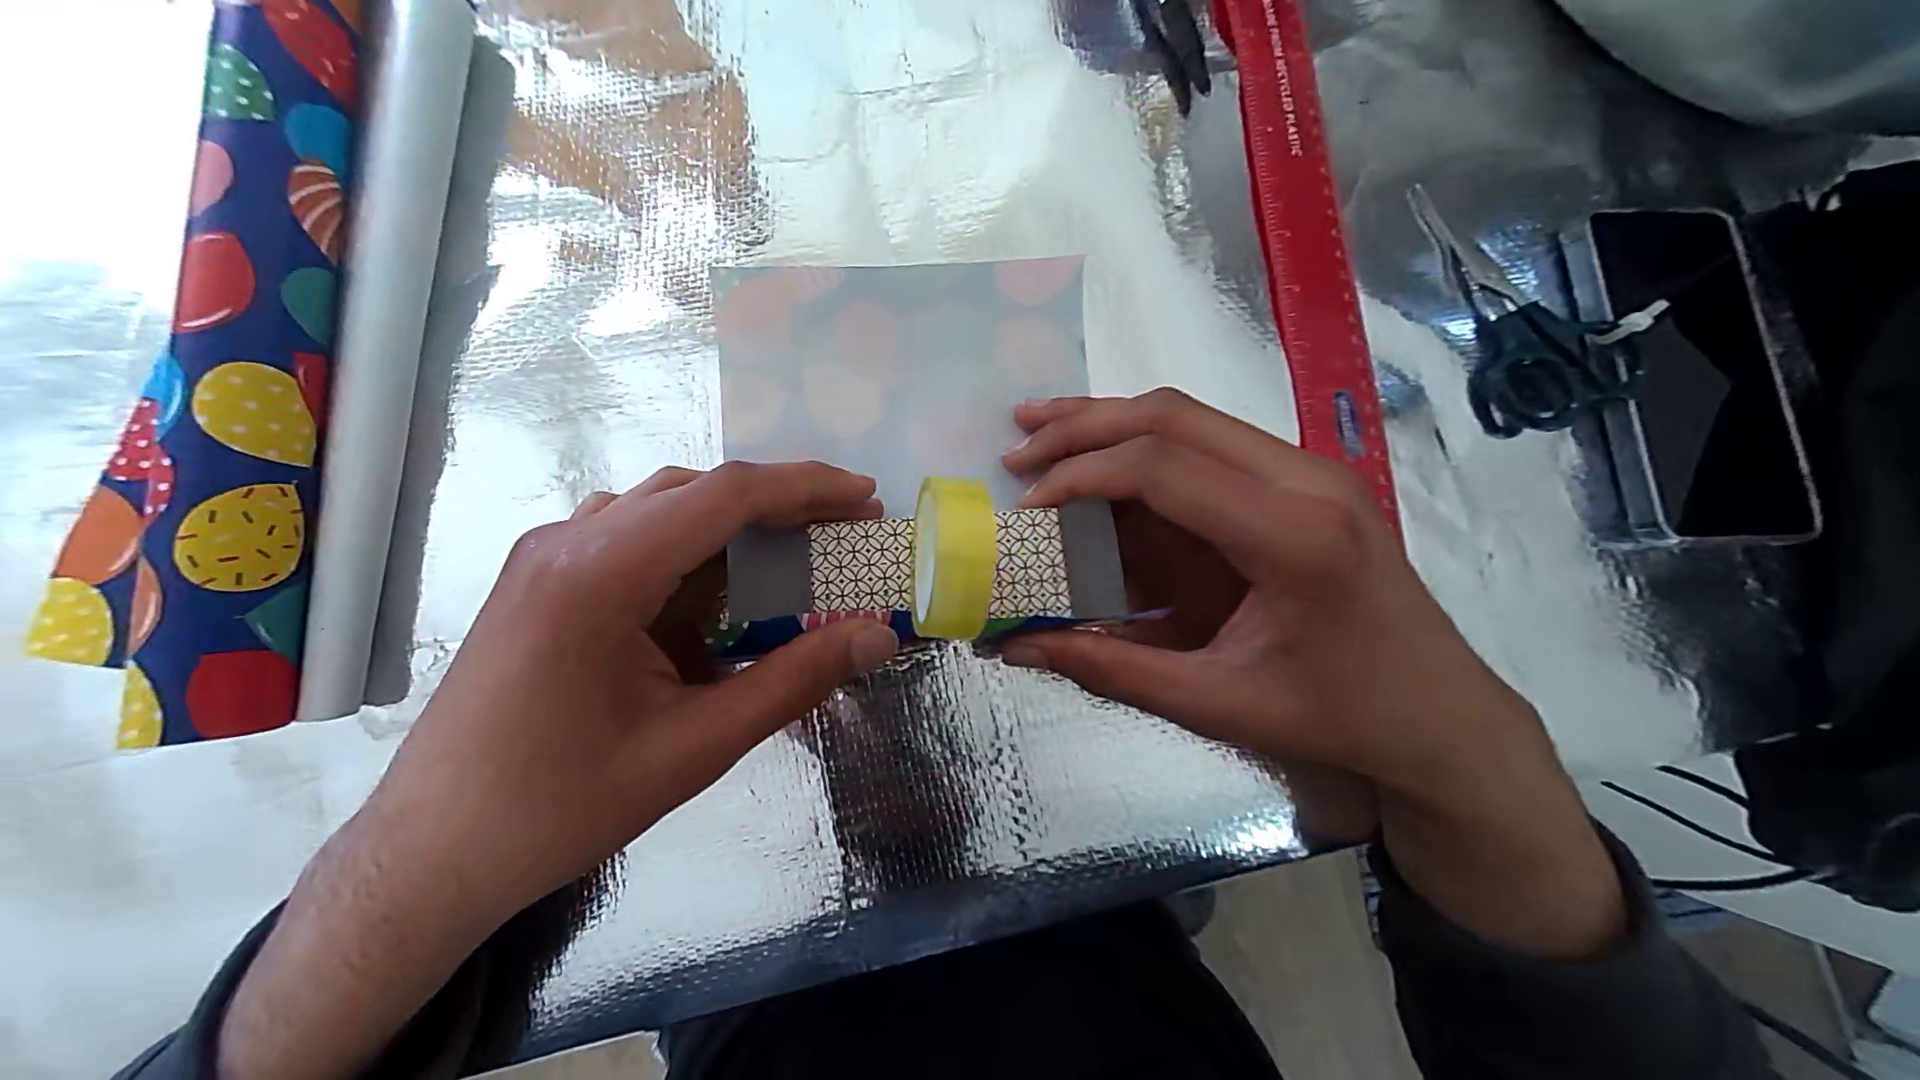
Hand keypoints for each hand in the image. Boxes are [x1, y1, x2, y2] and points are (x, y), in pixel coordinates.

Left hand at [219, 463, 900, 1079]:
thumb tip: (880, 636)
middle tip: (846, 528)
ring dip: (738, 524)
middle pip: (698, 491)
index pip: (726, 495)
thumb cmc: (561, 807)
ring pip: (666, 508)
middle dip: (782, 503)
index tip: (866, 496)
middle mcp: (570, 542)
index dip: (807, 487)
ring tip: (796, 553)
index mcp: (600, 572)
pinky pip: (637, 538)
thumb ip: (795, 680)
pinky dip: (696, 550)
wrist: (428, 856)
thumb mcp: (697, 746)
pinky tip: (722, 590)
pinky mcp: (543, 580)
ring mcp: (548, 556)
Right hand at [1002, 390, 1623, 957]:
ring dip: (1112, 422)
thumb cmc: (1335, 715)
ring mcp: (1313, 470)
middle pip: (1173, 417)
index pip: (1162, 467)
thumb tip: (1013, 647)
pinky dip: (1147, 445)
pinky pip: (1211, 442)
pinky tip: (1107, 460)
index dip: (1082, 475)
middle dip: (1084, 427)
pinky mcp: (1305, 479)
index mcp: (1293, 535)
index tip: (1030, 504)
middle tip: (1021, 447)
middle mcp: (1307, 478)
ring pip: (1192, 416)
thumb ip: (1109, 667)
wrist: (1441, 717)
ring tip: (1043, 430)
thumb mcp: (1214, 701)